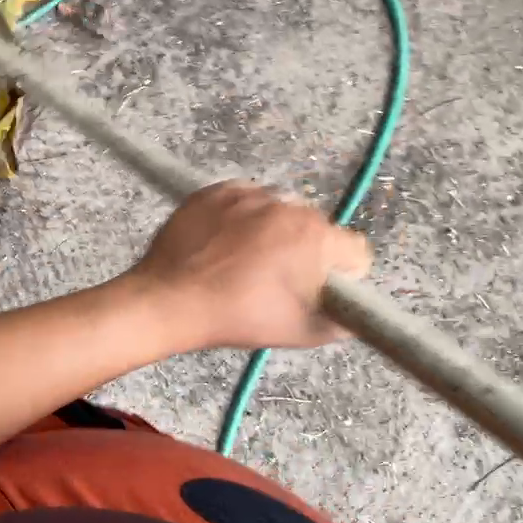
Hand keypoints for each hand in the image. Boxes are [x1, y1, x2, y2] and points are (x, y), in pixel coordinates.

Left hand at [125, 180, 371, 350]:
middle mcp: (283, 205)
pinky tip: (224, 241)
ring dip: (270, 230)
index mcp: (315, 235)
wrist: (168, 300)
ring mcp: (243, 195)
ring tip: (243, 260)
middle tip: (273, 276)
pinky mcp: (210, 192)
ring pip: (276, 210)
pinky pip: (240, 199)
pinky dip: (238, 216)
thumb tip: (354, 312)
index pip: (352, 251)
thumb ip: (345, 320)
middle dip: (303, 250)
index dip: (338, 275)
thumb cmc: (236, 316)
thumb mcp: (304, 330)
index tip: (313, 288)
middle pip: (314, 227)